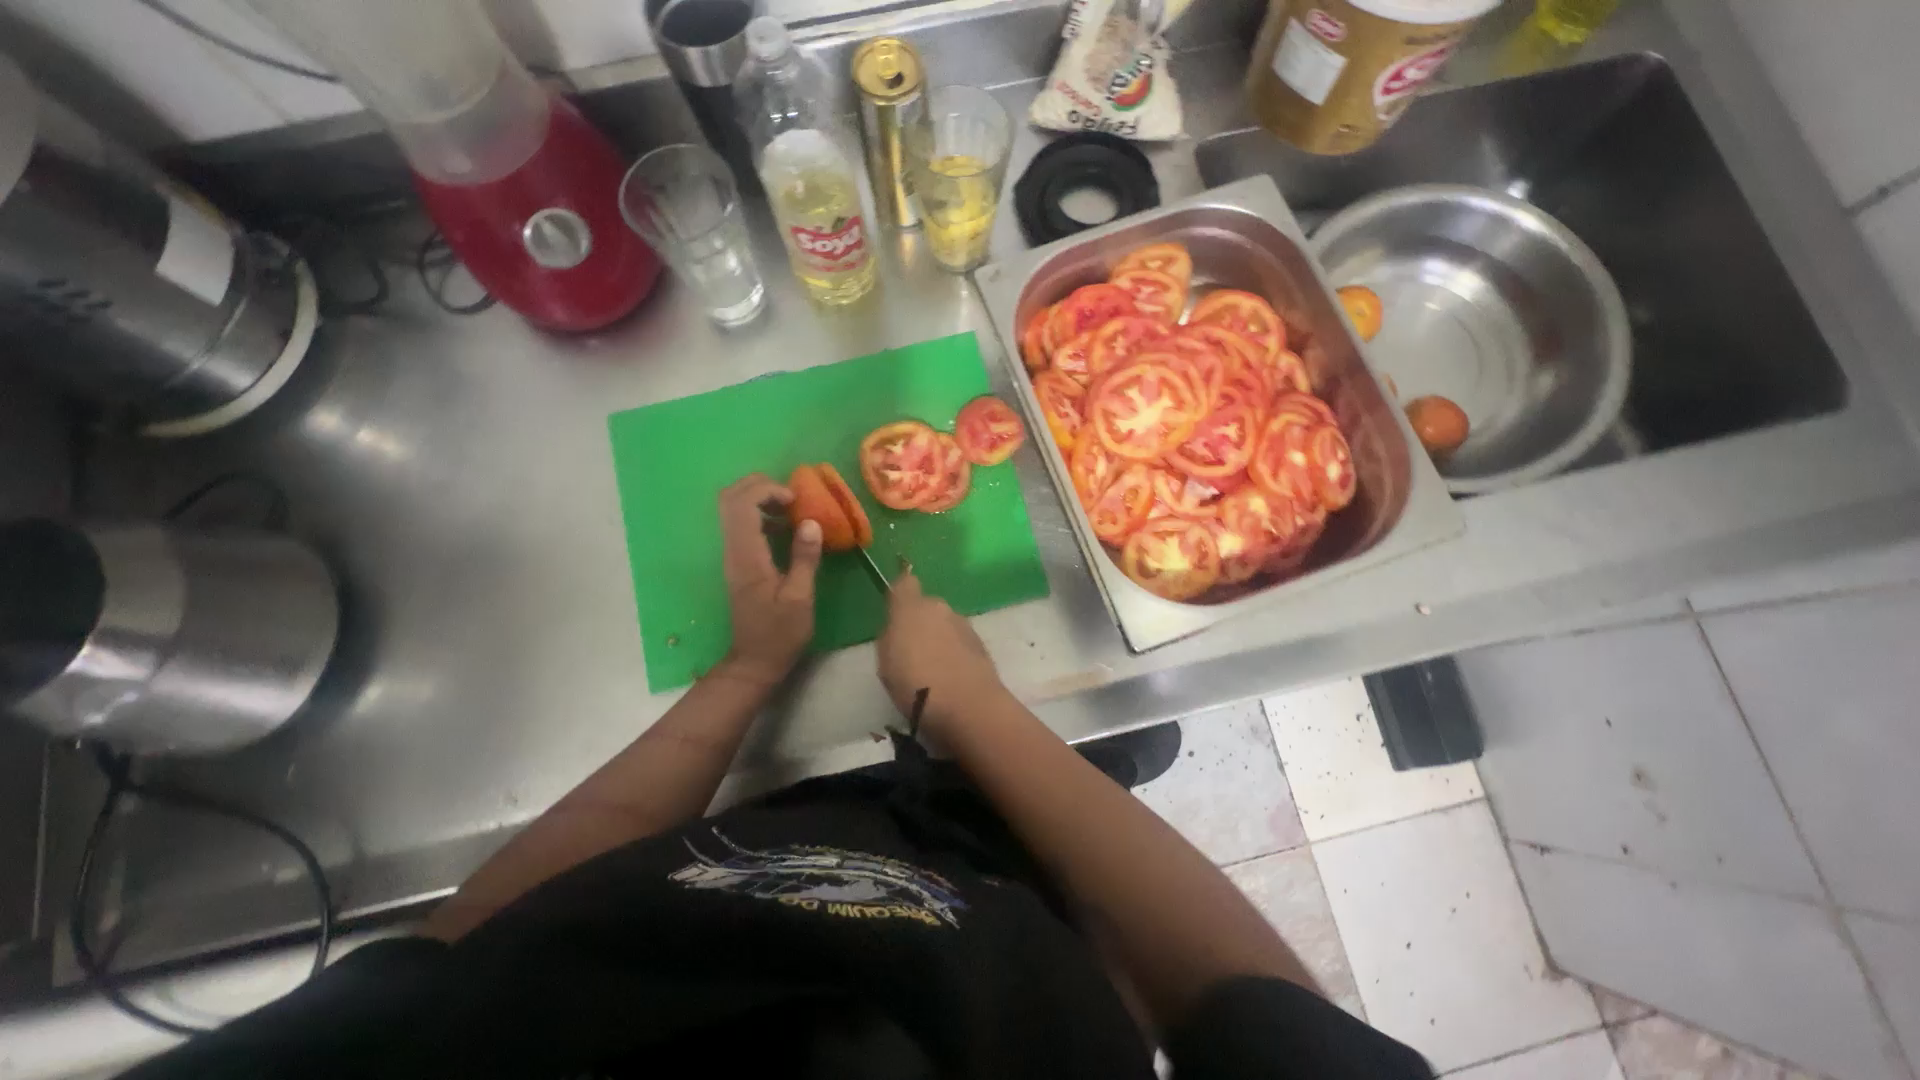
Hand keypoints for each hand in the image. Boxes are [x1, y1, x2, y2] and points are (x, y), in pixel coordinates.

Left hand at [716, 474, 822, 687]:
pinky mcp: (737, 562)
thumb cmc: (780, 634)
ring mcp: (732, 555)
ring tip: (792, 510)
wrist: (754, 662)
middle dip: (759, 486)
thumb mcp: (800, 599)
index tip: (795, 501)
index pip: (742, 504)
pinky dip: (760, 515)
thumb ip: (804, 558)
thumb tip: (810, 522)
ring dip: (760, 499)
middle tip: (791, 497)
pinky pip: (741, 525)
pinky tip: (786, 529)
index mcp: (746, 556)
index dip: (767, 490)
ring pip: (733, 509)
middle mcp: (732, 550)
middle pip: (729, 498)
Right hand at [877, 568, 1005, 732]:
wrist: (967, 707)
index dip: (900, 593)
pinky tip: (951, 679)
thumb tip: (898, 631)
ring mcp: (965, 626)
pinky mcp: (982, 646)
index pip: (905, 583)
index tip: (894, 610)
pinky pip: (960, 644)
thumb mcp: (885, 663)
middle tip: (911, 653)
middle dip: (920, 623)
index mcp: (912, 608)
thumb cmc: (915, 683)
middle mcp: (941, 608)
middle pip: (927, 607)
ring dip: (940, 640)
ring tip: (933, 672)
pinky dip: (955, 655)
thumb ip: (890, 638)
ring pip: (946, 626)